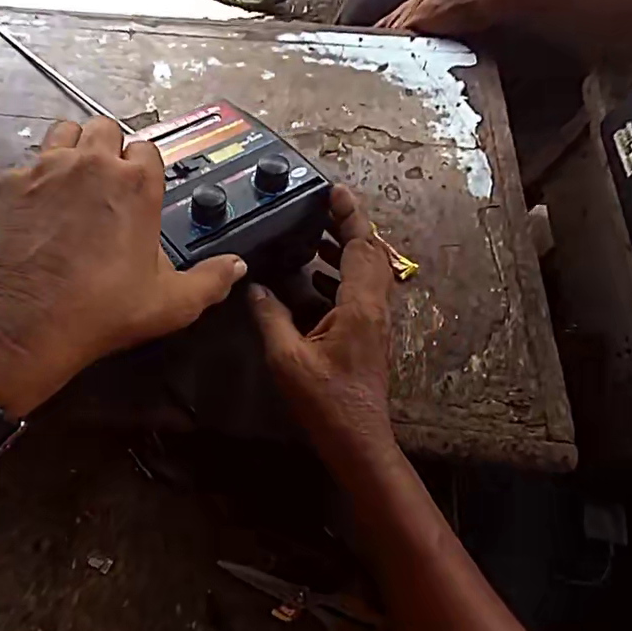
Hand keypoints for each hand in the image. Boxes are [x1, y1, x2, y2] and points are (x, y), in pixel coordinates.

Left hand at [0, 117, 246, 415]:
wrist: (30, 321)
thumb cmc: (105, 308)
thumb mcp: (174, 302)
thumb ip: (211, 280)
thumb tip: (236, 267)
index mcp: (137, 185)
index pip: (148, 149)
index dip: (146, 169)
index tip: (143, 190)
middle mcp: (92, 165)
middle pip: (106, 128)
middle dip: (111, 149)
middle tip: (110, 182)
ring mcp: (47, 169)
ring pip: (65, 131)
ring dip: (76, 148)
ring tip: (78, 178)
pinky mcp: (11, 184)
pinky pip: (29, 163)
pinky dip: (38, 176)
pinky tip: (42, 205)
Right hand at [248, 186, 396, 459]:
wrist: (359, 439)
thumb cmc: (326, 401)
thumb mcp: (288, 359)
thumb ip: (271, 318)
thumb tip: (256, 288)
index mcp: (360, 306)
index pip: (361, 247)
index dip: (350, 215)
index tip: (336, 191)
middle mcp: (374, 308)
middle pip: (370, 254)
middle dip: (349, 227)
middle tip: (322, 209)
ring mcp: (375, 323)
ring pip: (367, 273)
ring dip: (345, 251)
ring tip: (316, 237)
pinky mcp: (369, 336)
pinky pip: (360, 293)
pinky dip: (341, 276)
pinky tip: (315, 280)